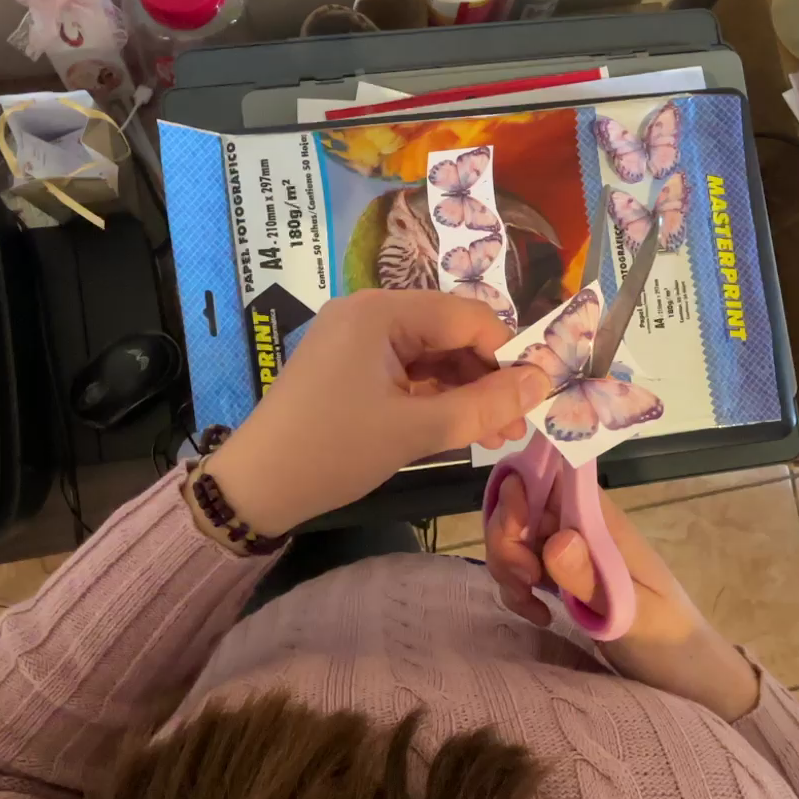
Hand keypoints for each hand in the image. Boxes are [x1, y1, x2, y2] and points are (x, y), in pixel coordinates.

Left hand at [209, 290, 551, 534]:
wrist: (256, 486)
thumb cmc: (335, 451)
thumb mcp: (416, 431)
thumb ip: (483, 405)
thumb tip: (541, 383)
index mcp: (380, 312)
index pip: (465, 316)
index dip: (507, 353)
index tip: (536, 394)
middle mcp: (368, 313)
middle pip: (448, 333)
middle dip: (486, 377)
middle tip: (518, 423)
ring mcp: (355, 340)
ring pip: (428, 356)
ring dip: (463, 391)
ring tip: (497, 434)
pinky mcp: (348, 367)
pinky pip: (404, 372)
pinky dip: (432, 397)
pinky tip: (459, 426)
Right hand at [484, 473, 760, 719]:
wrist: (687, 672)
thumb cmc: (670, 640)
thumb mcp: (635, 615)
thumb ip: (591, 579)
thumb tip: (555, 540)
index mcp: (602, 521)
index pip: (548, 477)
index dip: (519, 494)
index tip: (518, 539)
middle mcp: (581, 525)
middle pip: (521, 505)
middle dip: (506, 540)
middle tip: (525, 581)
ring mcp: (569, 550)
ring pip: (514, 536)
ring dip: (506, 566)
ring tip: (530, 602)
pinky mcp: (560, 576)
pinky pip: (520, 567)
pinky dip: (516, 589)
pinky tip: (538, 614)